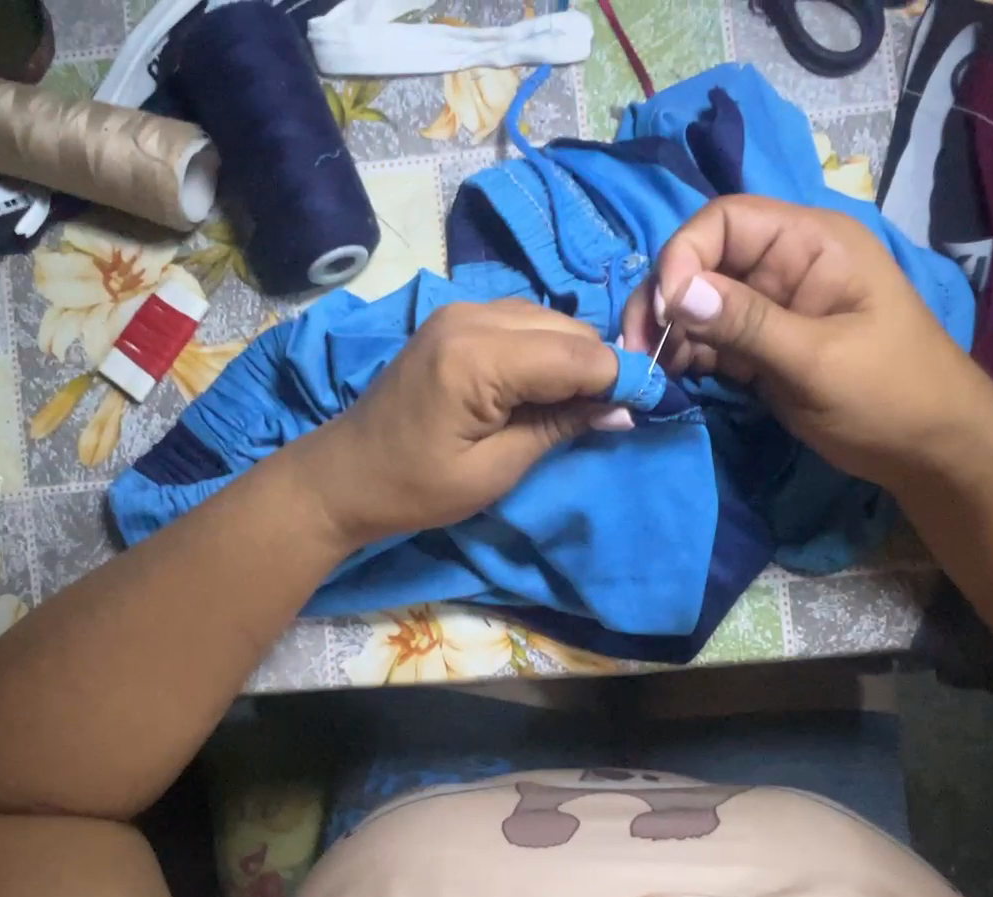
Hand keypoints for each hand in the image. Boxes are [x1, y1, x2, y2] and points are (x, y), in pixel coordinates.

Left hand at [292, 299, 624, 544]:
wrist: (343, 476)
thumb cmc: (414, 488)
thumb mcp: (495, 471)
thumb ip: (559, 427)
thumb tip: (622, 408)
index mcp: (478, 357)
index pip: (578, 354)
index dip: (621, 379)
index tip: (650, 408)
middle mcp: (471, 316)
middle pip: (568, 328)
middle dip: (598, 367)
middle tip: (613, 414)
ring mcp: (458, 311)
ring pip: (548, 320)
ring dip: (572, 357)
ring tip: (579, 405)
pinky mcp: (453, 321)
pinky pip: (521, 323)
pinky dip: (544, 350)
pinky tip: (544, 386)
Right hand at [620, 195, 992, 487]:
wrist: (928, 451)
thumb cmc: (892, 395)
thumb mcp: (818, 359)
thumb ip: (748, 323)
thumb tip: (675, 293)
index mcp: (810, 244)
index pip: (726, 221)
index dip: (684, 256)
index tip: (664, 311)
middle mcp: (783, 266)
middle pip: (701, 262)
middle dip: (663, 300)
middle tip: (638, 349)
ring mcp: (769, 309)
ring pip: (696, 304)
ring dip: (667, 333)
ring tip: (649, 371)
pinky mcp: (758, 348)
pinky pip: (708, 340)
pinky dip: (684, 357)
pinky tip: (669, 379)